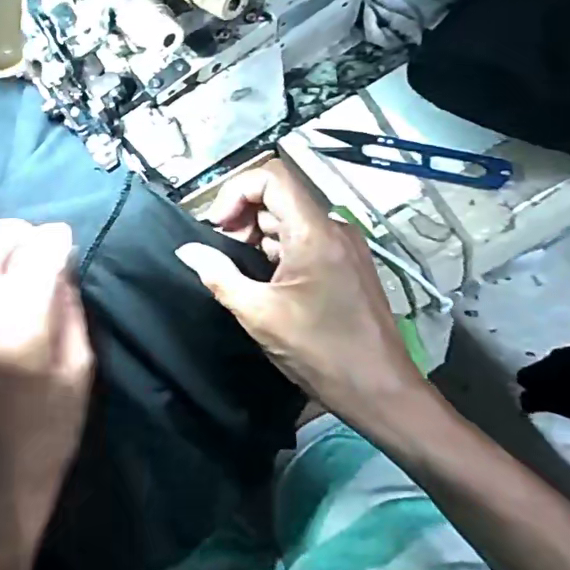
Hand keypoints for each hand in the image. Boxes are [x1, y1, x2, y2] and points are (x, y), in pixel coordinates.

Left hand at [0, 219, 94, 549]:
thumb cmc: (52, 428)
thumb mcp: (80, 369)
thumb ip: (68, 308)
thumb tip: (60, 260)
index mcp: (21, 335)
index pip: (34, 259)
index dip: (53, 239)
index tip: (65, 238)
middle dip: (19, 232)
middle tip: (39, 240)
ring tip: (10, 249)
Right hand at [175, 159, 425, 431]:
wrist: (382, 392)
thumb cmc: (321, 352)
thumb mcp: (257, 313)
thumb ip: (218, 275)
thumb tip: (188, 251)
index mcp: (315, 233)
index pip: (271, 177)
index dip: (235, 192)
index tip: (218, 226)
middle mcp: (334, 229)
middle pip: (278, 196)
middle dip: (241, 216)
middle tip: (222, 251)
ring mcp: (344, 246)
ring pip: (288, 218)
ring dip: (256, 234)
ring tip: (240, 270)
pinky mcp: (346, 263)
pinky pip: (303, 238)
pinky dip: (276, 249)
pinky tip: (264, 280)